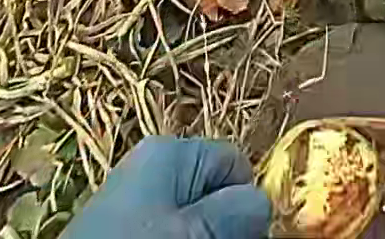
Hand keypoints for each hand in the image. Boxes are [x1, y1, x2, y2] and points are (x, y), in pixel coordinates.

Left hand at [62, 136, 272, 238]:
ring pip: (193, 221)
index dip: (243, 202)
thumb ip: (235, 212)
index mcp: (170, 153)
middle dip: (221, 226)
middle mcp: (154, 172)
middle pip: (214, 194)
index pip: (233, 164)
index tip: (238, 238)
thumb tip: (262, 202)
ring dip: (204, 236)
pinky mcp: (122, 233)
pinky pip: (167, 230)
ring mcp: (135, 208)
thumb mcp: (192, 232)